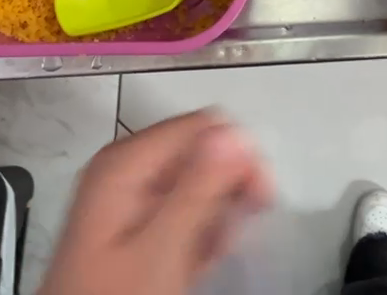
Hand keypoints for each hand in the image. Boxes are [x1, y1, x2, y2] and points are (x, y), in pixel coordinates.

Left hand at [38, 110, 273, 294]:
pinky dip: (194, 230)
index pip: (205, 125)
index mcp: (126, 160)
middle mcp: (125, 164)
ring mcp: (126, 192)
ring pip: (193, 181)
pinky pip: (178, 206)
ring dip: (212, 216)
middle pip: (199, 151)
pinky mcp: (130, 219)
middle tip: (234, 238)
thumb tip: (236, 132)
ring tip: (207, 259)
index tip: (261, 199)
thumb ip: (200, 187)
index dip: (239, 155)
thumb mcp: (161, 252)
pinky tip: (193, 262)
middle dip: (225, 189)